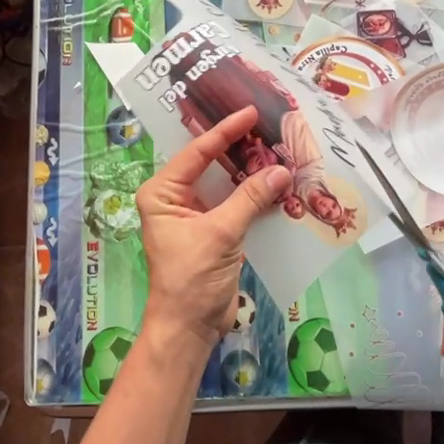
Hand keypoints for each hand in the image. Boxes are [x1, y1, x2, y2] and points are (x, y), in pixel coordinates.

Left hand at [136, 106, 291, 346]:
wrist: (189, 331)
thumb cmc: (191, 279)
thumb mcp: (220, 234)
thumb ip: (250, 199)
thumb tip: (281, 170)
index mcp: (162, 192)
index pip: (197, 152)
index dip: (224, 131)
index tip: (248, 112)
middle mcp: (176, 197)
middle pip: (210, 163)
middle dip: (238, 146)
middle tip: (264, 122)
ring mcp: (196, 214)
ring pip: (226, 183)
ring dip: (250, 170)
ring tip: (276, 146)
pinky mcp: (214, 231)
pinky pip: (236, 203)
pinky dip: (255, 194)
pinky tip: (278, 183)